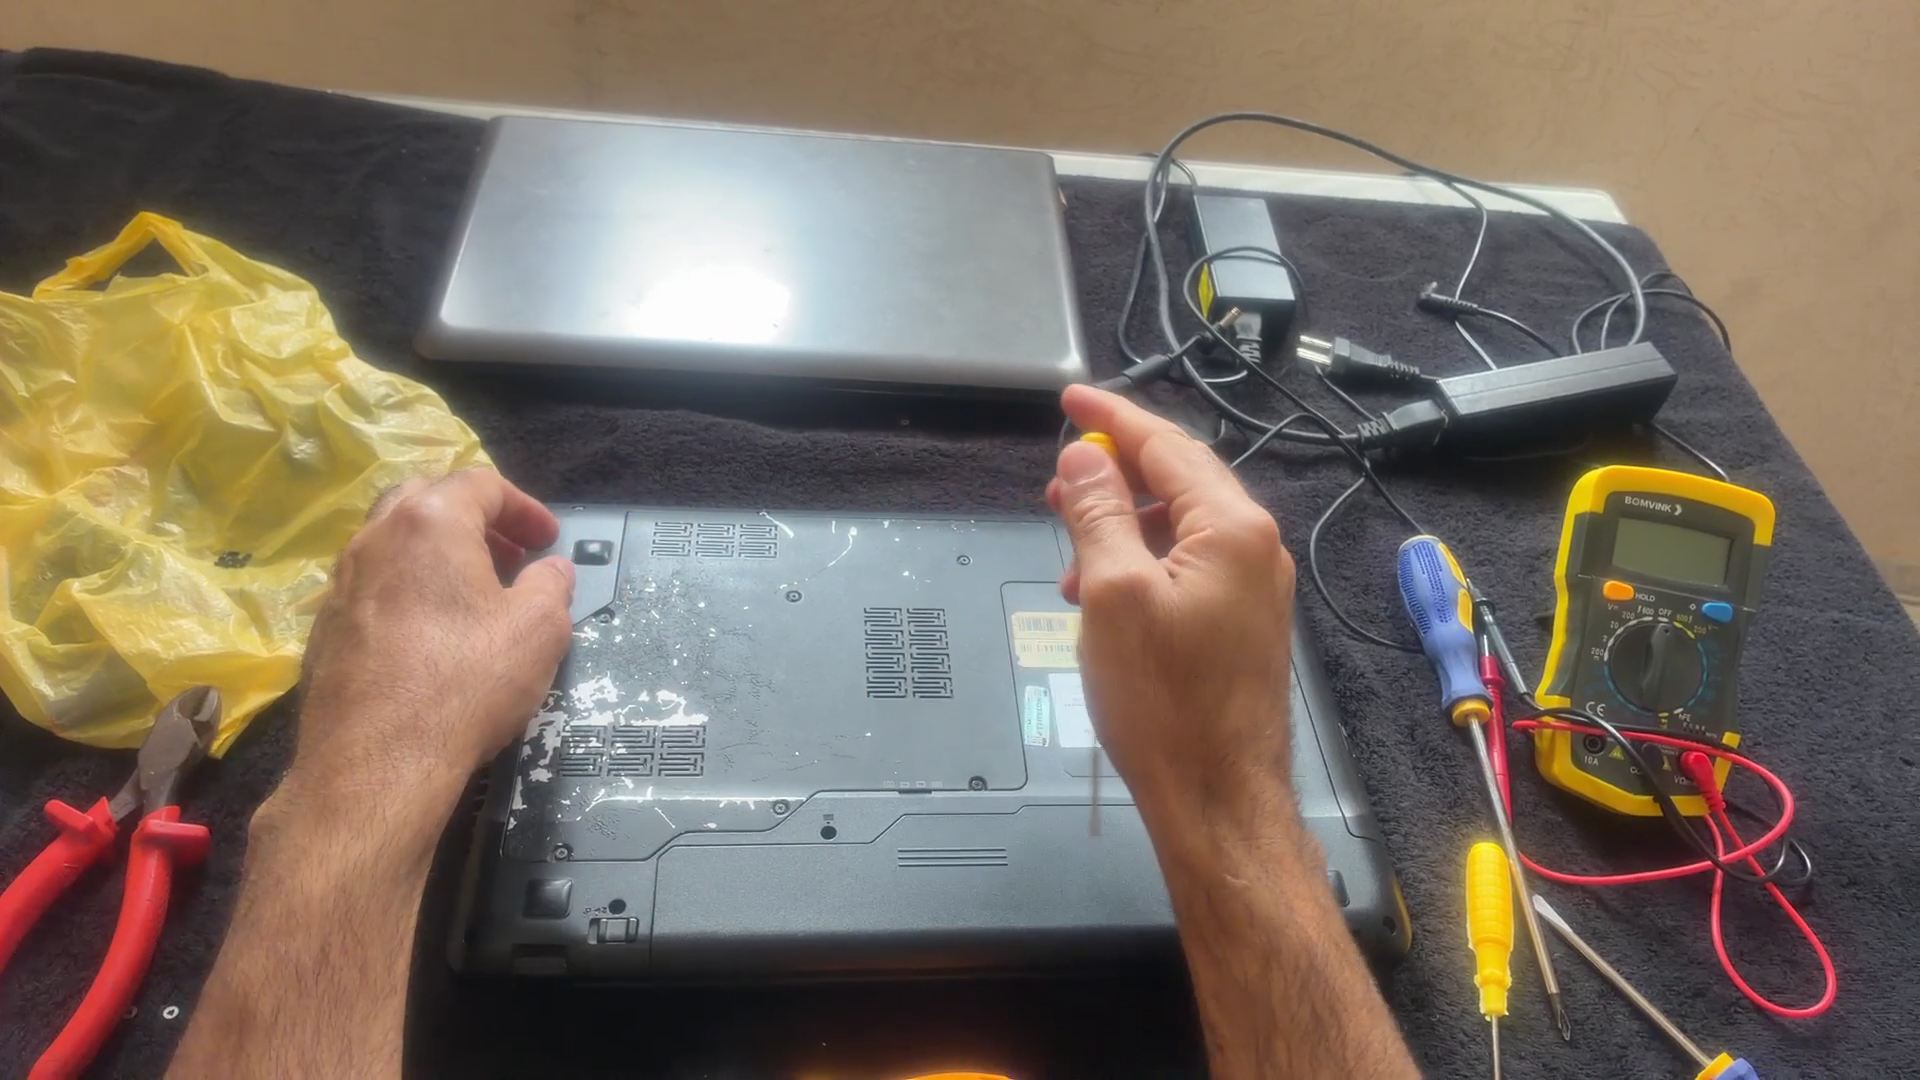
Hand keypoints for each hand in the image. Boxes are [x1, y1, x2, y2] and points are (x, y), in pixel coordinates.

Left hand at [279, 469, 575, 815]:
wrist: (378, 764)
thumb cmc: (470, 680)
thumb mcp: (541, 625)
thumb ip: (552, 583)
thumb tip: (550, 571)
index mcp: (428, 524)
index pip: (480, 484)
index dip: (525, 507)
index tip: (549, 540)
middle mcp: (374, 540)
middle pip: (427, 500)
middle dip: (477, 519)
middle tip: (513, 553)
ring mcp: (340, 586)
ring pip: (396, 543)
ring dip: (444, 553)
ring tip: (482, 592)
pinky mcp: (325, 630)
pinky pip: (378, 585)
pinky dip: (416, 587)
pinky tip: (442, 632)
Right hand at [1047, 386, 1296, 828]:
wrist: (1217, 798)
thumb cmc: (1161, 699)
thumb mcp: (1113, 593)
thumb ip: (1097, 513)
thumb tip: (1083, 456)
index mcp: (1232, 527)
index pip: (1165, 447)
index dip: (1111, 418)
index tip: (1069, 397)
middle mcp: (1254, 547)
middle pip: (1175, 481)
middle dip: (1112, 473)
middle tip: (1056, 480)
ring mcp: (1251, 586)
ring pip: (1175, 526)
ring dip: (1119, 522)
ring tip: (1068, 541)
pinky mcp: (1238, 621)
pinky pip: (1183, 566)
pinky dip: (1137, 562)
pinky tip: (1099, 590)